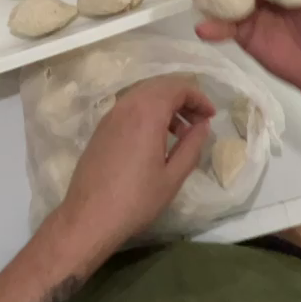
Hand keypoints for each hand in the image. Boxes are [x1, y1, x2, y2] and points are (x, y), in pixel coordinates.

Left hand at [54, 76, 213, 249]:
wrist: (89, 216)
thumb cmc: (136, 199)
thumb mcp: (172, 177)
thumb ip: (191, 146)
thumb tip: (203, 125)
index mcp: (147, 112)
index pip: (177, 87)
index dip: (198, 97)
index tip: (211, 116)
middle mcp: (127, 104)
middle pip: (160, 85)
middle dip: (183, 98)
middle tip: (200, 121)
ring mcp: (111, 114)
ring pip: (144, 94)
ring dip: (166, 105)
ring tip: (182, 133)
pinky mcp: (102, 126)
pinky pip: (130, 106)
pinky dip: (148, 112)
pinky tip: (156, 138)